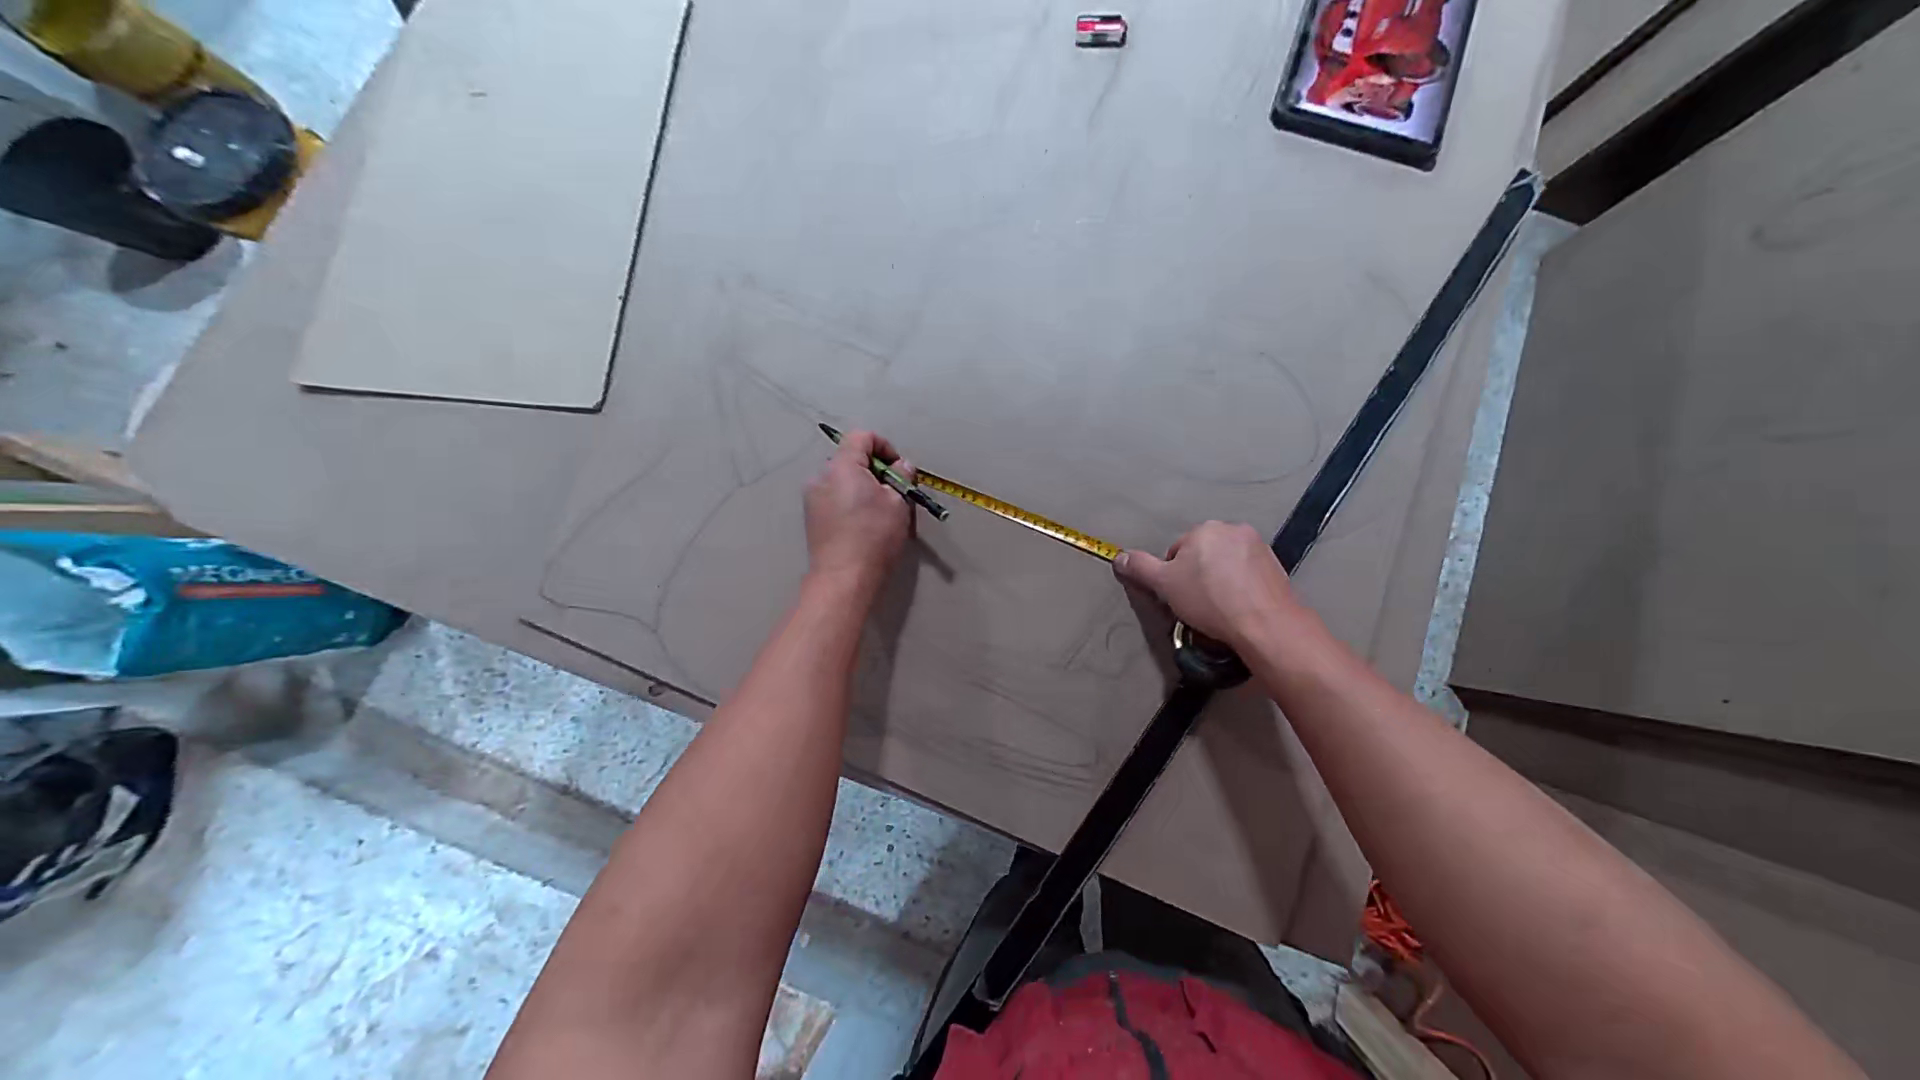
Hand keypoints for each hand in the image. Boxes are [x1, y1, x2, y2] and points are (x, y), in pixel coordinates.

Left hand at [804, 429, 913, 590]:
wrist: (844, 578)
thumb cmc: (874, 536)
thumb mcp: (898, 503)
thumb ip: (901, 477)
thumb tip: (902, 466)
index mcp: (842, 466)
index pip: (862, 437)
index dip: (885, 446)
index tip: (899, 470)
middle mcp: (821, 477)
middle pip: (851, 458)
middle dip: (875, 470)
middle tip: (895, 492)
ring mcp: (812, 498)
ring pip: (843, 480)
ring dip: (863, 487)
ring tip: (881, 511)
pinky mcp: (812, 518)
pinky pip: (835, 498)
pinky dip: (851, 502)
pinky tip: (864, 524)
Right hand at [1112, 521, 1306, 649]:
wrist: (1265, 624)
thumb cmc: (1212, 601)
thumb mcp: (1164, 585)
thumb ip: (1140, 568)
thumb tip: (1120, 557)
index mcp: (1205, 529)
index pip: (1177, 551)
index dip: (1172, 577)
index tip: (1178, 597)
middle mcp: (1233, 530)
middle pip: (1202, 555)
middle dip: (1197, 576)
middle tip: (1196, 604)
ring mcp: (1258, 547)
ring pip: (1226, 564)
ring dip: (1219, 582)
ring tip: (1218, 609)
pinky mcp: (1276, 567)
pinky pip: (1247, 575)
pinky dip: (1240, 588)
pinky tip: (1238, 608)